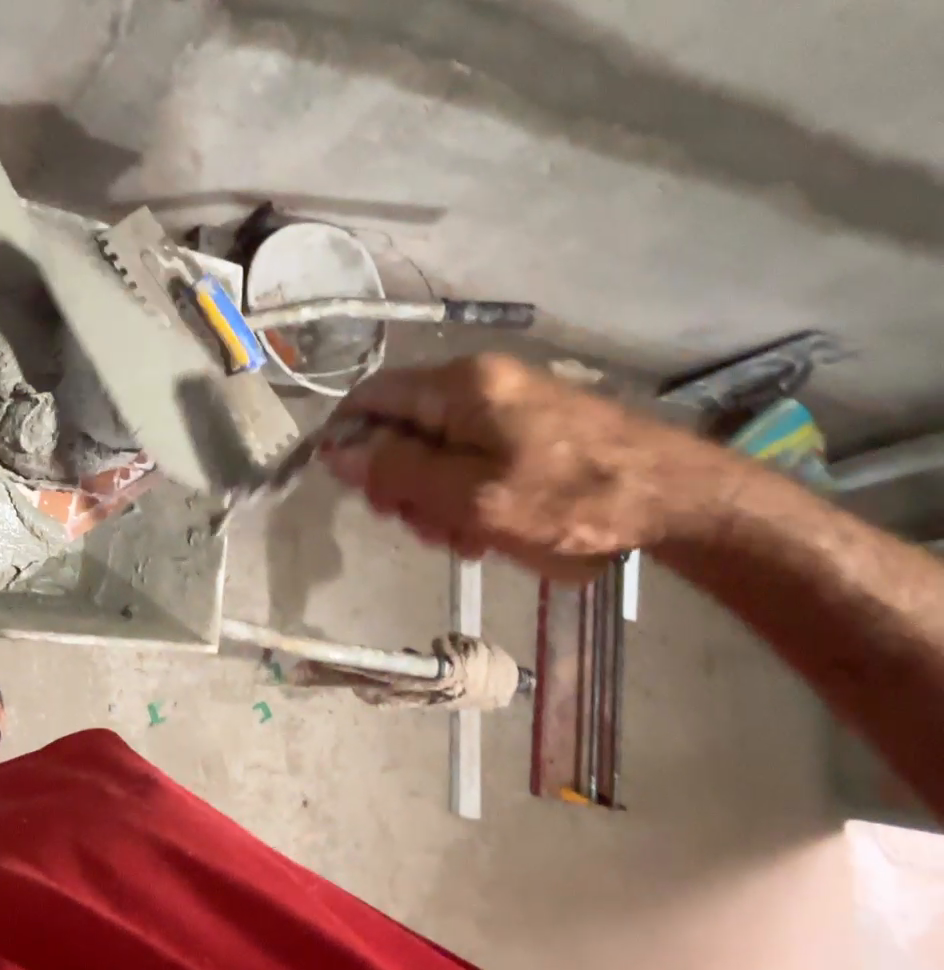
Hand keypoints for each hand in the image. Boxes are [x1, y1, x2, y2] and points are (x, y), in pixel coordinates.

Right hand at [318, 354, 733, 577]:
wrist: (683, 502)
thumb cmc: (573, 499)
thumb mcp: (470, 496)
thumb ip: (397, 472)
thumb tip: (335, 453)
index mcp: (458, 386)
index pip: (368, 398)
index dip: (347, 442)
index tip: (356, 492)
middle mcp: (477, 383)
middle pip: (399, 428)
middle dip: (398, 481)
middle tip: (421, 526)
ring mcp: (506, 404)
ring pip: (432, 449)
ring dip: (432, 497)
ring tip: (462, 537)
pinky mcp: (529, 427)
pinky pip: (469, 457)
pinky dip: (464, 493)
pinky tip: (486, 528)